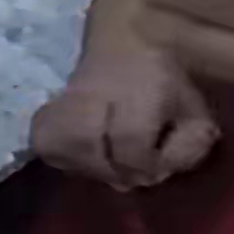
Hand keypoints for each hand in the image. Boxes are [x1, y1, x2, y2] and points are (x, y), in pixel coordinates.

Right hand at [30, 34, 217, 188]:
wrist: (118, 51)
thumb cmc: (163, 84)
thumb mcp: (194, 112)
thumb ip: (185, 145)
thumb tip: (154, 175)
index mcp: (136, 93)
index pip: (128, 136)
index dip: (139, 162)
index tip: (150, 178)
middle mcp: (88, 98)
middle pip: (82, 143)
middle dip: (105, 169)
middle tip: (124, 182)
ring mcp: (58, 105)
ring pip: (54, 146)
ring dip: (77, 166)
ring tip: (99, 171)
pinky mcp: (40, 113)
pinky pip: (40, 143)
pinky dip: (56, 157)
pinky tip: (75, 159)